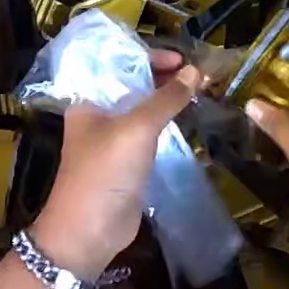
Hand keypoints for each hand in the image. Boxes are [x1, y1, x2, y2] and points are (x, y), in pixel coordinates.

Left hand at [30, 51, 203, 277]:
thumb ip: (166, 98)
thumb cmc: (105, 171)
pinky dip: (167, 121)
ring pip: (143, 108)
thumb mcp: (136, 129)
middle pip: (133, 84)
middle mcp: (98, 113)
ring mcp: (112, 137)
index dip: (150, 57)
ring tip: (200, 89)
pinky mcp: (126, 159)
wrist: (89, 231)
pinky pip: (149, 131)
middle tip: (199, 75)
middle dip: (164, 76)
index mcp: (89, 98)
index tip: (182, 59)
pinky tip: (187, 115)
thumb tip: (196, 71)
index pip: (120, 63)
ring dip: (168, 98)